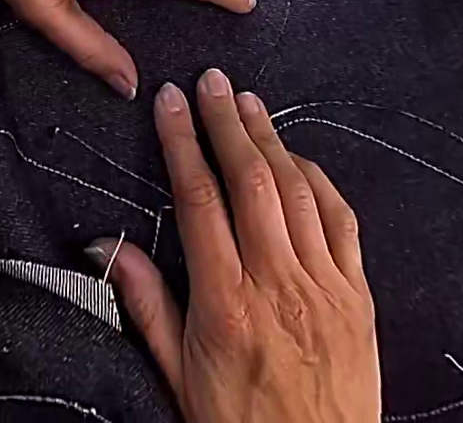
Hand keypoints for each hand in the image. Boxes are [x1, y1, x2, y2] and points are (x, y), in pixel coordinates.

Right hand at [88, 70, 379, 422]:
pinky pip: (341, 218)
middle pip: (250, 180)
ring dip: (269, 138)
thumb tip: (104, 247)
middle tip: (213, 81)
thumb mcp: (178, 381)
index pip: (198, 201)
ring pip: (295, 189)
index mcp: (226, 305)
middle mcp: (278, 283)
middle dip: (227, 121)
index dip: (182, 143)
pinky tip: (297, 156)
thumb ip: (146, 306)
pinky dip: (318, 178)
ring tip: (248, 102)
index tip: (171, 102)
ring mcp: (324, 284)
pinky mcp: (358, 292)